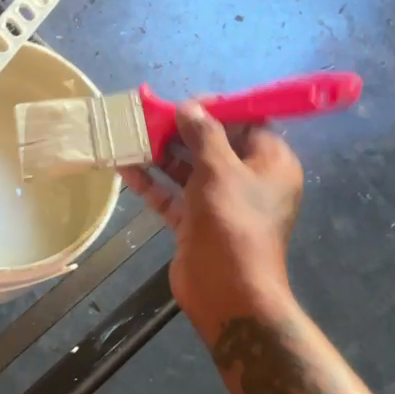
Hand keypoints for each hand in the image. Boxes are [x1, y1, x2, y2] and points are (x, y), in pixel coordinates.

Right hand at [118, 102, 302, 339]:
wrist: (228, 291)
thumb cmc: (233, 222)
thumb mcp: (219, 169)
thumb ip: (203, 134)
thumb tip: (188, 107)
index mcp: (270, 164)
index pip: (248, 123)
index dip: (217, 110)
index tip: (184, 102)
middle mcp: (249, 181)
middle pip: (213, 145)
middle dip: (180, 130)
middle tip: (148, 116)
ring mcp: (221, 203)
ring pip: (189, 169)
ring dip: (161, 154)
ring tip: (129, 135)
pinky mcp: (196, 222)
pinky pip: (172, 194)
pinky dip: (152, 182)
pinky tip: (124, 167)